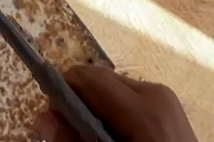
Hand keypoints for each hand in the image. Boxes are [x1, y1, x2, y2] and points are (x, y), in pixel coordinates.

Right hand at [35, 66, 197, 141]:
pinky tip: (122, 137)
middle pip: (97, 80)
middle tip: (77, 134)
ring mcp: (167, 99)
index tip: (57, 121)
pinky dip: (117, 113)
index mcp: (145, 113)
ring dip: (98, 108)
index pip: (86, 77)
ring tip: (103, 138)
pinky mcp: (170, 106)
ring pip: (111, 87)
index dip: (63, 93)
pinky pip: (129, 97)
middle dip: (81, 102)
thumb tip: (43, 120)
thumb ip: (74, 141)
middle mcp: (157, 94)